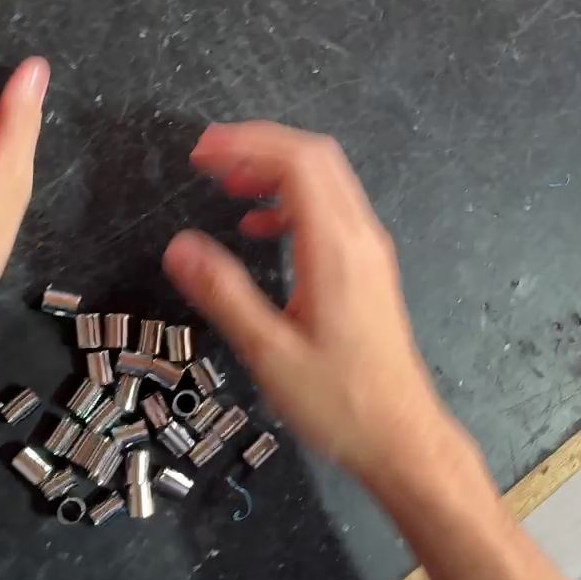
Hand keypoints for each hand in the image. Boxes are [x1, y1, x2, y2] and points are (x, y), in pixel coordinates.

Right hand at [162, 123, 452, 479]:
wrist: (402, 435)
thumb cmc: (339, 401)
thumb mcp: (270, 354)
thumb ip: (225, 294)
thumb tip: (178, 247)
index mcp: (335, 248)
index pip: (298, 162)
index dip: (248, 144)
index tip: (202, 153)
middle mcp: (360, 236)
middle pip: (316, 158)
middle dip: (259, 146)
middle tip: (208, 158)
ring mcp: (369, 249)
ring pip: (327, 180)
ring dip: (276, 170)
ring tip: (227, 185)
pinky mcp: (369, 266)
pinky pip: (332, 210)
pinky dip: (293, 202)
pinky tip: (260, 228)